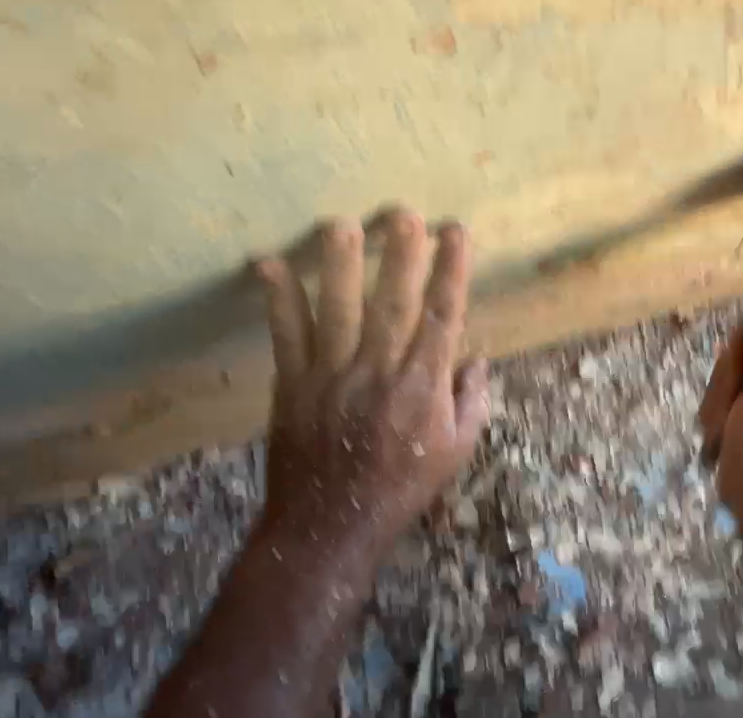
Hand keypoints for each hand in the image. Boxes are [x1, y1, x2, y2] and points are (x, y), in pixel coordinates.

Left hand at [252, 209, 489, 560]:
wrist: (329, 528)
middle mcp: (380, 372)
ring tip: (341, 223)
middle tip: (403, 213)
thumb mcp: (458, 449)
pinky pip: (285, 335)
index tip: (456, 232)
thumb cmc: (403, 487)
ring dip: (339, 264)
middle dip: (400, 255)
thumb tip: (476, 355)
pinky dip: (277, 298)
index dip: (451, 270)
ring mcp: (332, 377)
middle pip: (392, 303)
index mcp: (424, 385)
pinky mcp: (293, 385)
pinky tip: (266, 263)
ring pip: (338, 310)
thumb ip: (472, 399)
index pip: (442, 316)